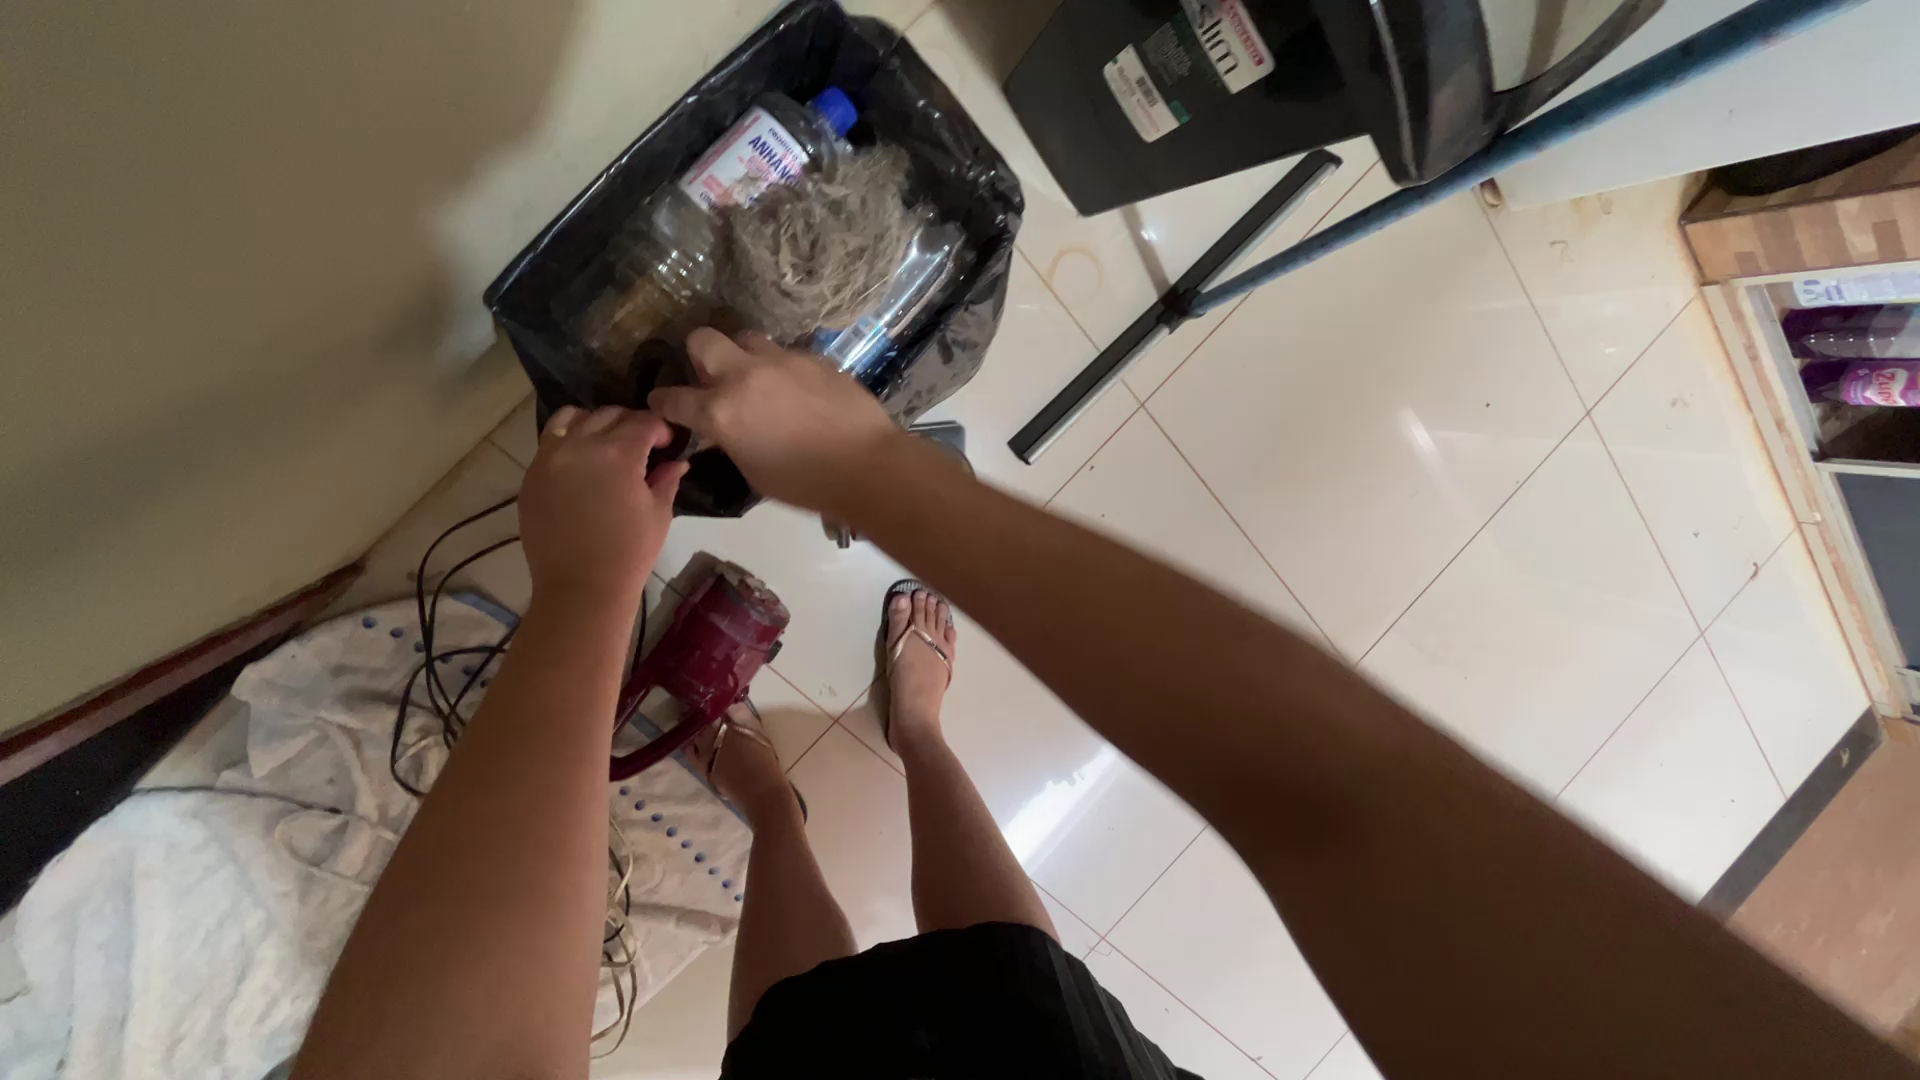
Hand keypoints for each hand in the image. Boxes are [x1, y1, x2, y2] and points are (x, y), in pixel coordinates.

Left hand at [518, 405, 686, 609]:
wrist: (581, 586)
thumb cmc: (630, 552)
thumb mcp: (658, 514)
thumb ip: (666, 480)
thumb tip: (677, 462)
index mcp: (618, 454)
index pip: (644, 422)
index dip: (661, 429)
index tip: (668, 444)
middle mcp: (580, 446)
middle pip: (608, 414)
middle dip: (630, 423)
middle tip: (642, 445)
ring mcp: (549, 459)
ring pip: (572, 418)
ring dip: (594, 423)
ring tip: (605, 444)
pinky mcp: (531, 476)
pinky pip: (550, 443)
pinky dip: (569, 442)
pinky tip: (582, 464)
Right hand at [647, 328, 903, 514]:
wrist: (867, 465)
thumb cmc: (807, 484)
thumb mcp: (754, 472)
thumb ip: (732, 441)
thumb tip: (728, 430)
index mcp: (721, 412)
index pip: (674, 399)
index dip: (664, 402)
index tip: (662, 403)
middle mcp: (744, 376)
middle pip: (703, 339)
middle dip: (700, 355)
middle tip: (713, 377)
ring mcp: (782, 361)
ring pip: (748, 338)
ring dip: (744, 356)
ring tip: (760, 380)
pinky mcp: (814, 358)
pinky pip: (788, 354)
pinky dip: (784, 369)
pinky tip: (800, 391)